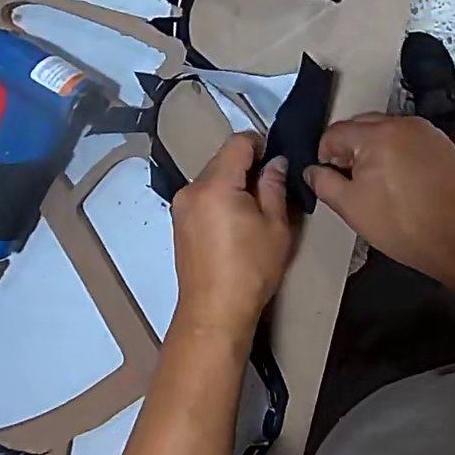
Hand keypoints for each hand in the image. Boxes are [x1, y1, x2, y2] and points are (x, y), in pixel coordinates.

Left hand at [170, 132, 294, 339]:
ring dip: (232, 184)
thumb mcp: (275, 226)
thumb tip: (276, 162)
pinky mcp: (178, 222)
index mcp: (216, 186)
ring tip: (252, 212)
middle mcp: (192, 189)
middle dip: (246, 167)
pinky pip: (202, 196)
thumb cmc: (250, 271)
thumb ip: (275, 186)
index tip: (275, 162)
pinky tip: (234, 224)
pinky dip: (219, 198)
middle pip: (222, 159)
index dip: (260, 145)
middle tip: (270, 191)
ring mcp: (181, 206)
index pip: (237, 143)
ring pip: (211, 177)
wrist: (214, 311)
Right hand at [306, 114, 454, 280]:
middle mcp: (402, 124)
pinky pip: (408, 142)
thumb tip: (312, 171)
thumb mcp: (351, 207)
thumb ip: (323, 183)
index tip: (330, 178)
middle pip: (360, 127)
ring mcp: (426, 132)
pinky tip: (401, 185)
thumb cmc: (407, 225)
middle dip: (350, 151)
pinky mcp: (442, 145)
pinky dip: (398, 156)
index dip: (325, 157)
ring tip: (379, 187)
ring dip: (374, 152)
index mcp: (377, 134)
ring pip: (385, 134)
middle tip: (353, 184)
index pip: (334, 133)